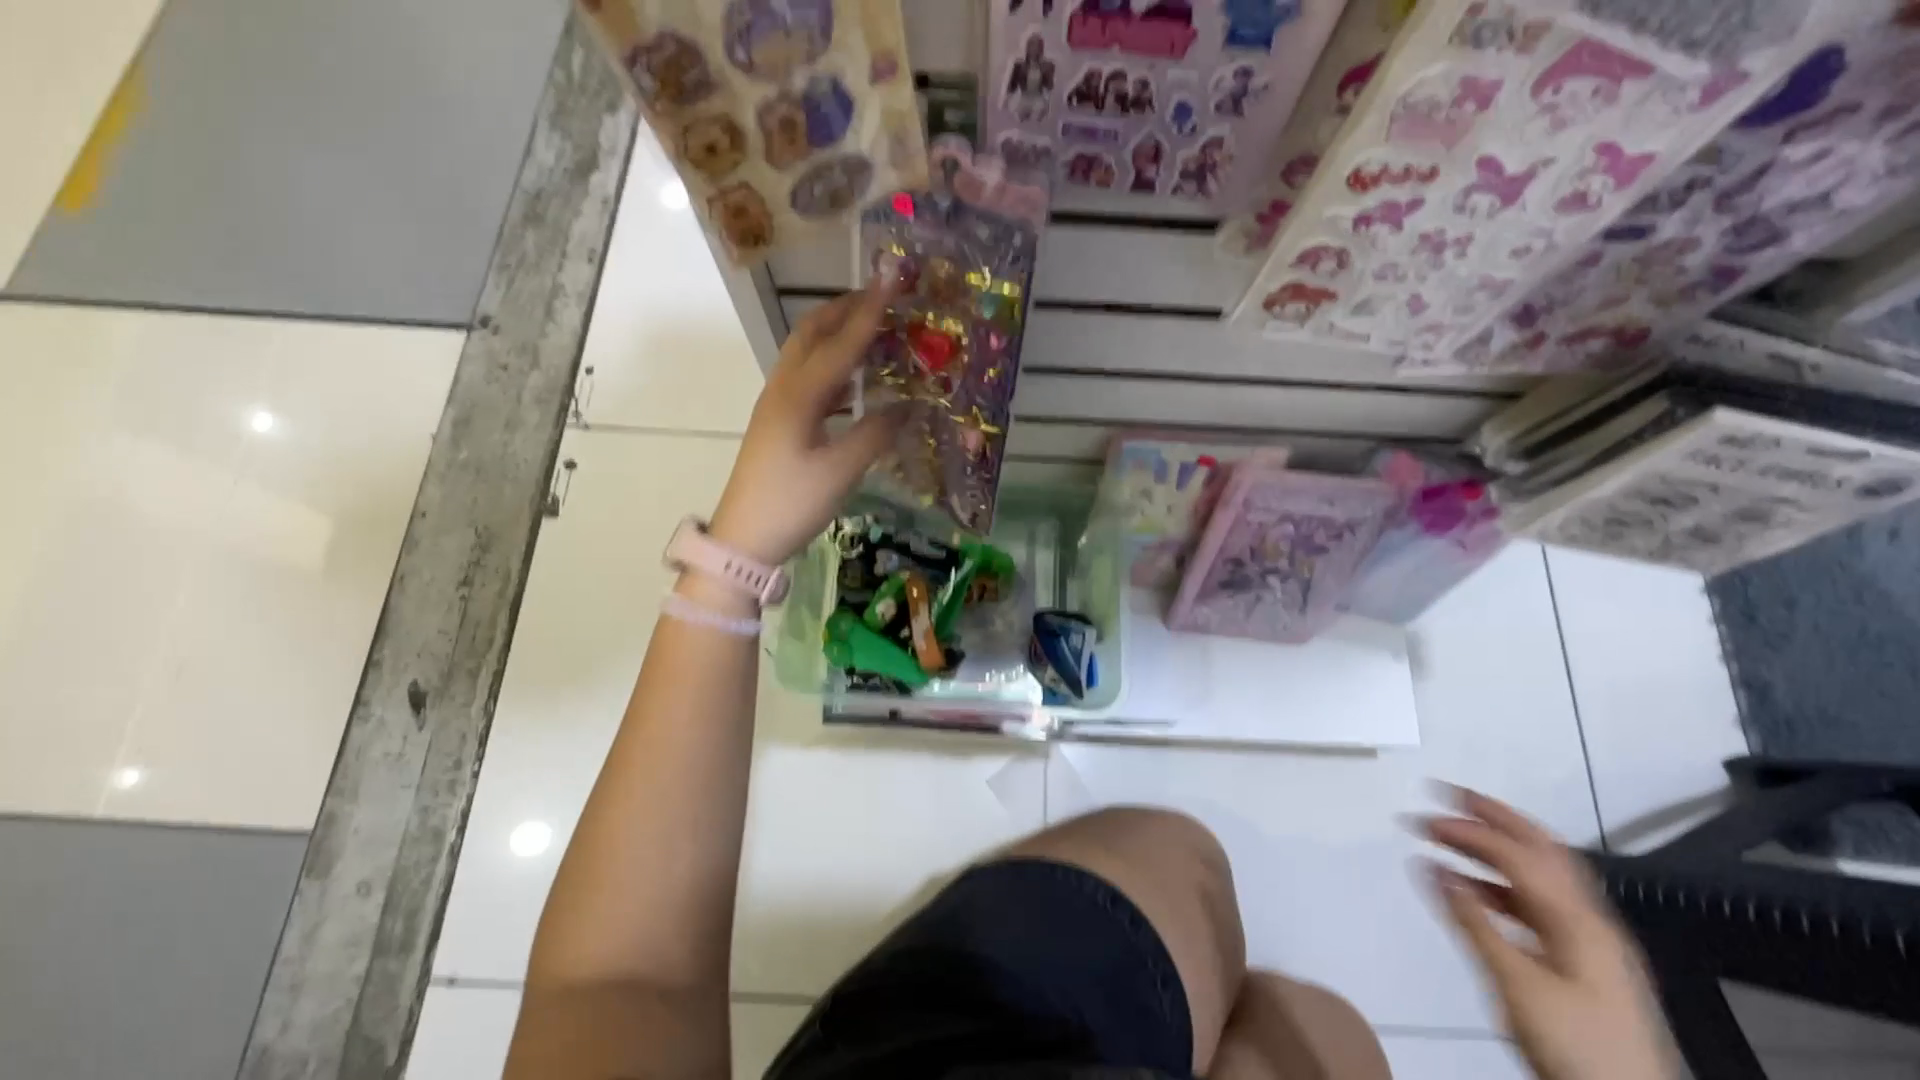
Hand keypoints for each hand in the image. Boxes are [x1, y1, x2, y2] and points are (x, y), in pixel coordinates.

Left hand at [708, 279, 906, 567]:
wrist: (743, 538)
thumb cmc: (791, 503)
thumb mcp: (840, 471)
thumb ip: (876, 433)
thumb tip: (909, 406)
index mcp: (799, 395)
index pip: (841, 342)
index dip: (871, 311)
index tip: (893, 278)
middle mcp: (784, 388)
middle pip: (813, 333)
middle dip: (846, 309)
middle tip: (882, 296)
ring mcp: (777, 404)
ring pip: (807, 353)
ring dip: (837, 334)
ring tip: (873, 329)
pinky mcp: (778, 422)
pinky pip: (808, 379)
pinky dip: (833, 366)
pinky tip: (854, 380)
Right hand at [1421, 786, 1678, 1079]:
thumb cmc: (1577, 1046)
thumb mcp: (1517, 985)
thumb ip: (1474, 922)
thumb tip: (1434, 866)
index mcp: (1576, 919)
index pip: (1517, 855)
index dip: (1469, 830)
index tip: (1423, 816)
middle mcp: (1588, 920)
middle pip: (1541, 851)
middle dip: (1494, 818)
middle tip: (1449, 795)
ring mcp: (1589, 941)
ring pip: (1542, 876)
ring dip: (1498, 849)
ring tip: (1454, 837)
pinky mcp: (1582, 963)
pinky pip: (1539, 904)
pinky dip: (1504, 885)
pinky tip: (1477, 891)